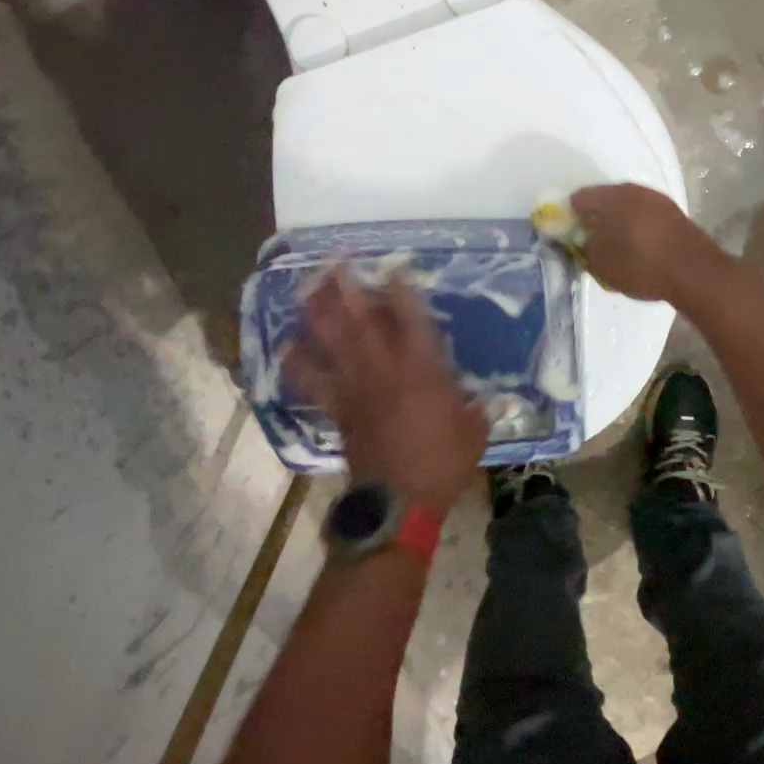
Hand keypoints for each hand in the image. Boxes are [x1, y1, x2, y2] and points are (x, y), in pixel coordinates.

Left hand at [289, 269, 487, 512]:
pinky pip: (312, 379)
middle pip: (358, 317)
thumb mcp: (474, 431)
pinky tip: (288, 346)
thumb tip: (475, 400)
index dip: (400, 287)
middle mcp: (383, 367)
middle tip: (336, 262)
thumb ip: (474, 408)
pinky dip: (298, 361)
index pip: (409, 315)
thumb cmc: (443, 464)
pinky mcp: (338, 408)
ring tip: (308, 289)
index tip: (392, 267)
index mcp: (422, 367)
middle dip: (346, 287)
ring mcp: (355, 386)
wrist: (399, 502)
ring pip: (330, 340)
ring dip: (318, 312)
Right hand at [569, 183, 726, 302]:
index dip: (569, 216)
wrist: (694, 272)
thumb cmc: (640, 264)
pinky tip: (638, 249)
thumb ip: (583, 248)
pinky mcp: (674, 214)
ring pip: (627, 208)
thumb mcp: (600, 263)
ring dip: (618, 224)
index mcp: (611, 196)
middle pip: (605, 200)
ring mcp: (657, 200)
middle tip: (591, 243)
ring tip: (615, 249)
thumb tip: (581, 239)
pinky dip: (637, 229)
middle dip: (596, 219)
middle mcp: (634, 190)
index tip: (569, 236)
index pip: (579, 198)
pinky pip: (646, 217)